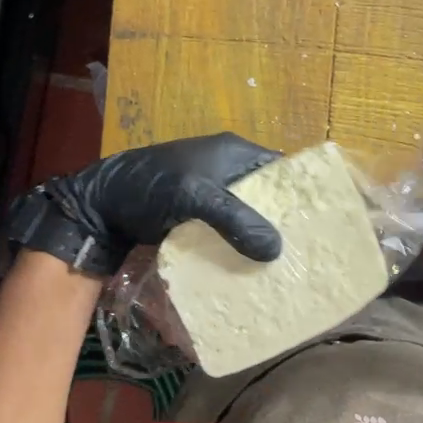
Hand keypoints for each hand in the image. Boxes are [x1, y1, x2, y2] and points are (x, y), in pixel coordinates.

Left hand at [45, 133, 283, 274]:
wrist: (99, 205)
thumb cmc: (149, 188)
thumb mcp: (194, 198)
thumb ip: (235, 219)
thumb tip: (276, 249)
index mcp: (234, 152)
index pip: (281, 170)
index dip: (301, 193)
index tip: (322, 223)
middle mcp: (228, 169)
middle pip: (268, 196)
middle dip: (283, 222)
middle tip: (306, 253)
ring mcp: (212, 194)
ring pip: (248, 216)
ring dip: (260, 238)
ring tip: (285, 267)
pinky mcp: (197, 216)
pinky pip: (228, 230)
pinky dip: (238, 246)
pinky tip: (250, 270)